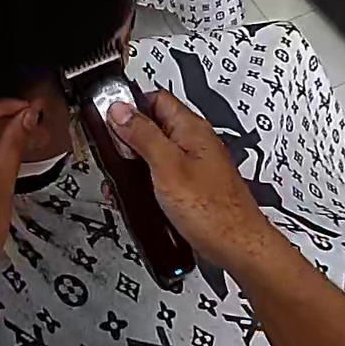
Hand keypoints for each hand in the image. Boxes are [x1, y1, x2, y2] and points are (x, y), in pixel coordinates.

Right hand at [105, 90, 282, 270]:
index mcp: (192, 129)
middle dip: (127, 139)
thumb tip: (120, 111)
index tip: (108, 119)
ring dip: (134, 165)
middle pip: (152, 127)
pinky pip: (161, 176)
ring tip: (123, 180)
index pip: (155, 98)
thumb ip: (143, 135)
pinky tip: (140, 198)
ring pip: (154, 154)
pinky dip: (146, 184)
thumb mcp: (168, 167)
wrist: (236, 247)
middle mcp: (194, 144)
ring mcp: (193, 167)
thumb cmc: (214, 211)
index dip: (129, 104)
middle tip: (114, 154)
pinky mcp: (191, 188)